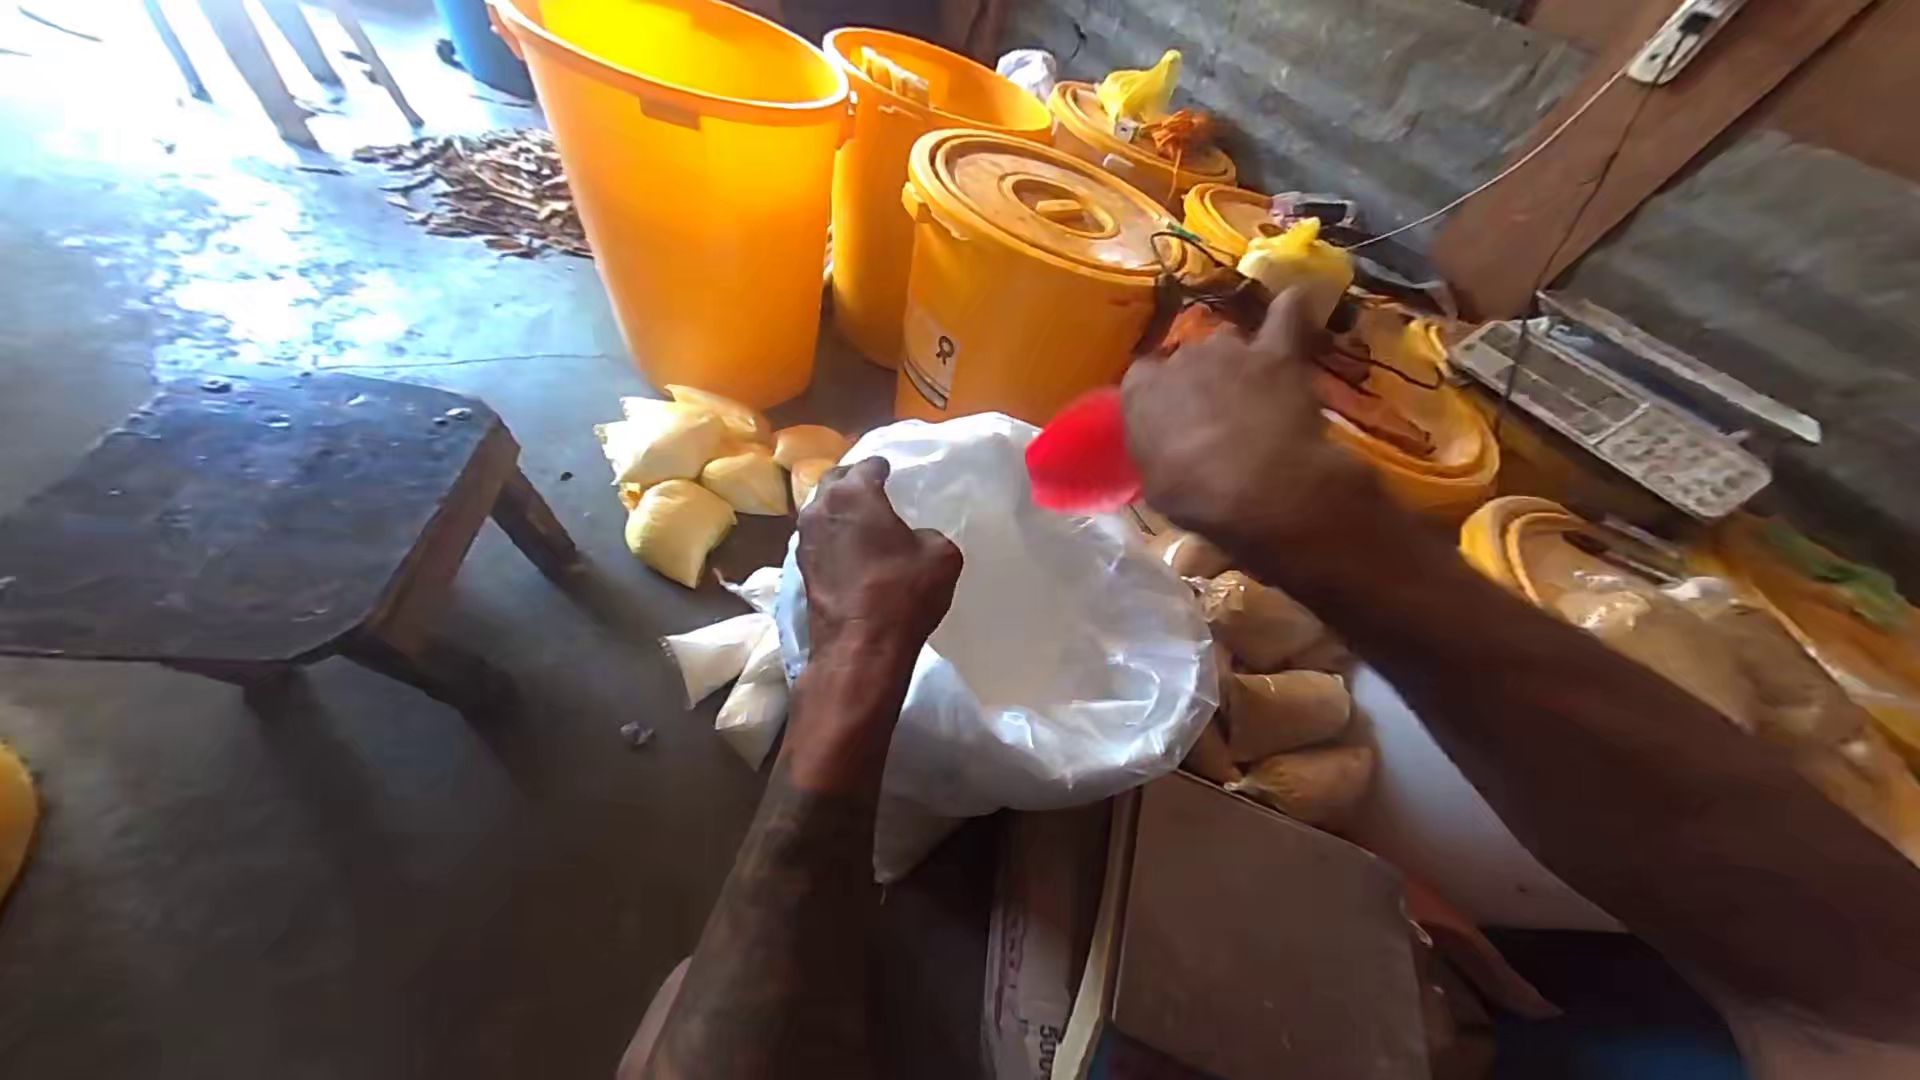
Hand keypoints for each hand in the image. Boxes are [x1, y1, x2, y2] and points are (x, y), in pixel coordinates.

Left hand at [798, 458, 961, 657]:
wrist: (861, 646)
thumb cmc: (902, 592)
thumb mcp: (940, 554)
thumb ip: (929, 534)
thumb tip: (915, 539)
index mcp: (854, 493)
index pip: (868, 465)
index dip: (883, 467)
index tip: (892, 472)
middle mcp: (822, 508)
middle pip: (835, 481)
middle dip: (853, 481)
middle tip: (873, 489)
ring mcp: (805, 539)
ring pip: (821, 510)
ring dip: (839, 510)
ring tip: (861, 519)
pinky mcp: (800, 568)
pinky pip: (818, 539)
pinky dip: (833, 536)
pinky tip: (849, 549)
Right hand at [1121, 288, 1389, 554]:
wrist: (1257, 485)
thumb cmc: (1192, 493)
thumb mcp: (1155, 483)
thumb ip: (1157, 452)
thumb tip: (1166, 451)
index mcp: (1141, 390)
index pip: (1141, 379)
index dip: (1155, 398)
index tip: (1165, 420)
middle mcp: (1180, 358)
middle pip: (1184, 359)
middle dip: (1195, 382)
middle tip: (1208, 416)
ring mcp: (1230, 350)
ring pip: (1227, 344)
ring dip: (1233, 363)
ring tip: (1247, 390)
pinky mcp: (1277, 353)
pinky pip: (1283, 318)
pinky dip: (1288, 311)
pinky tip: (1293, 303)